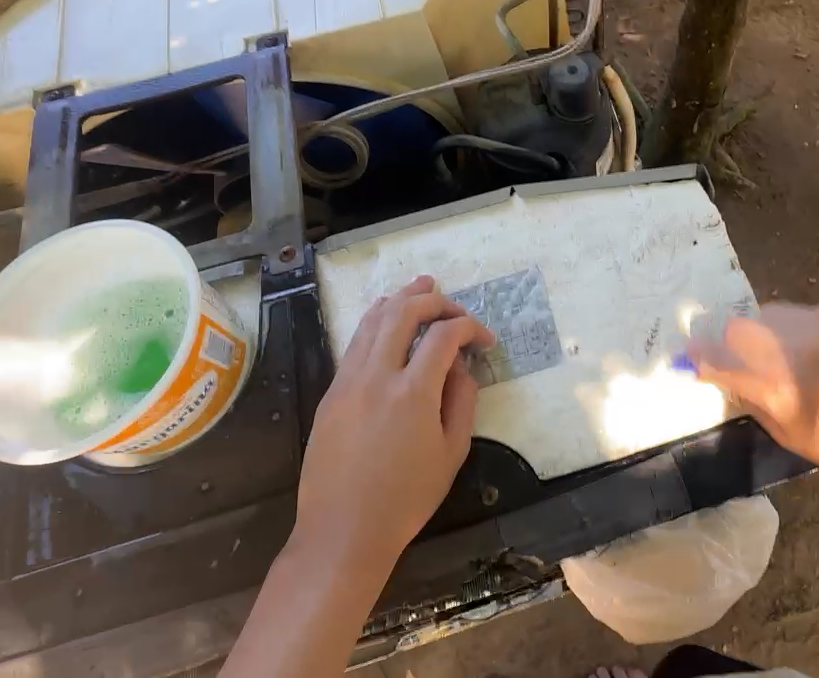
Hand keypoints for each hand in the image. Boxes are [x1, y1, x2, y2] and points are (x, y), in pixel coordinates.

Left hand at [292, 276, 494, 568]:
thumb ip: (462, 400)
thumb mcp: (451, 453)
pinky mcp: (332, 392)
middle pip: (405, 312)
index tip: (486, 341)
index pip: (445, 336)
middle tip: (455, 306)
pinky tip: (388, 316)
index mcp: (412, 392)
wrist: (342, 533)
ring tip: (423, 285)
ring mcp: (348, 381)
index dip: (471, 328)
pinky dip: (377, 320)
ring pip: (374, 320)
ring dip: (402, 298)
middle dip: (435, 300)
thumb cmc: (405, 499)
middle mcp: (377, 375)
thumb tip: (461, 365)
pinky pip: (356, 342)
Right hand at [687, 301, 818, 492]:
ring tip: (793, 357)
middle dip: (735, 342)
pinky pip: (811, 314)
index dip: (700, 356)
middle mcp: (792, 343)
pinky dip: (808, 330)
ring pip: (775, 314)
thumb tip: (729, 378)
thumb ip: (755, 401)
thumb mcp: (793, 437)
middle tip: (746, 361)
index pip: (717, 357)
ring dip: (770, 332)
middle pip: (741, 327)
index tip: (693, 358)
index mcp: (775, 384)